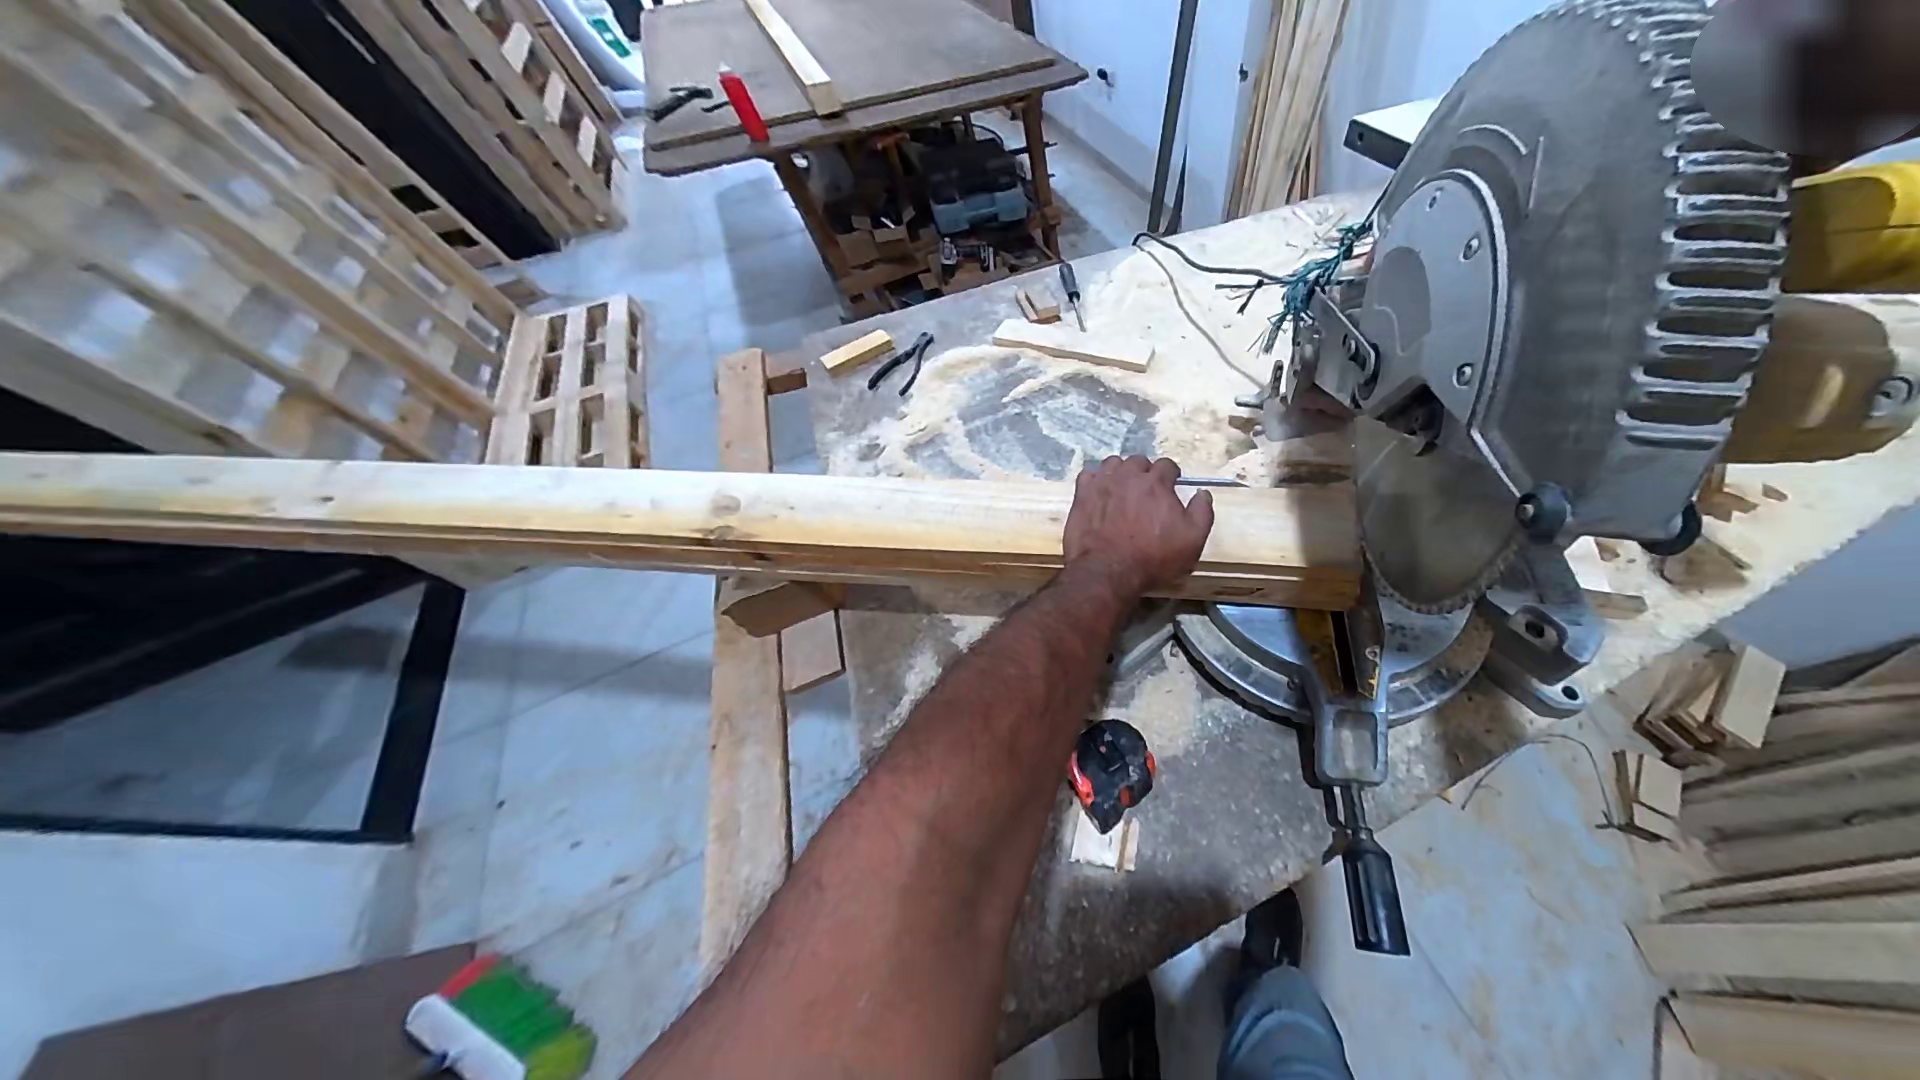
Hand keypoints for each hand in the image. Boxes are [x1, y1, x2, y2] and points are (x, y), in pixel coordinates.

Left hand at [1063, 455, 1214, 597]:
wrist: (1108, 571)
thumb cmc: (1153, 558)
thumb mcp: (1192, 540)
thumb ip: (1202, 512)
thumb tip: (1203, 492)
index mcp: (1156, 483)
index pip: (1167, 465)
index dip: (1170, 475)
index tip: (1170, 485)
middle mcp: (1128, 476)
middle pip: (1138, 462)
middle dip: (1145, 472)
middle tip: (1145, 490)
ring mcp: (1102, 483)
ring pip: (1113, 464)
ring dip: (1120, 472)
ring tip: (1122, 488)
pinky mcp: (1081, 495)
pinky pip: (1088, 475)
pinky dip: (1095, 480)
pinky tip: (1099, 492)